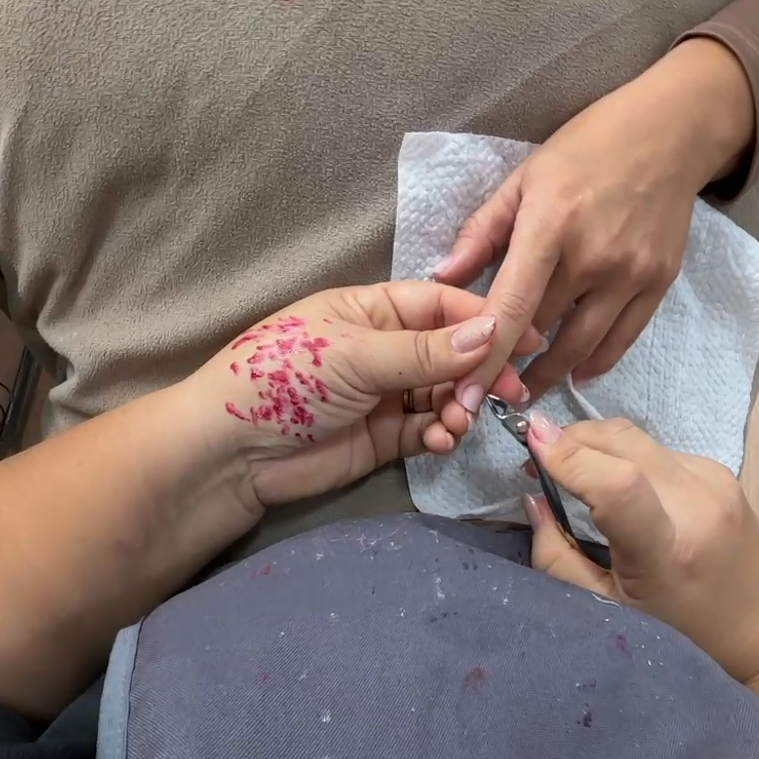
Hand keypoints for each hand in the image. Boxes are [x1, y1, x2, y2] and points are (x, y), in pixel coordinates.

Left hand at [184, 281, 542, 506]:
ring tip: (457, 421)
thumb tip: (491, 333)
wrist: (233, 453)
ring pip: (443, 394)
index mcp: (372, 310)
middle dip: (477, 371)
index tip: (525, 335)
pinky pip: (427, 430)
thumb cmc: (284, 380)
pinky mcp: (383, 438)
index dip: (482, 319)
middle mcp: (384, 349)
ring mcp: (384, 395)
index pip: (440, 305)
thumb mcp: (355, 355)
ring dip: (459, 407)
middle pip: (449, 353)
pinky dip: (440, 434)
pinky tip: (440, 441)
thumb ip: (424, 351)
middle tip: (508, 391)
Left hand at [436, 39, 754, 403]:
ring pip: (582, 347)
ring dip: (549, 376)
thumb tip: (443, 277)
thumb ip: (482, 232)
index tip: (467, 398)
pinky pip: (622, 339)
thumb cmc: (587, 149)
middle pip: (542, 333)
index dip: (486, 358)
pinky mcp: (658, 283)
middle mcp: (593, 257)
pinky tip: (574, 374)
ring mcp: (630, 274)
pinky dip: (595, 363)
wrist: (673, 130)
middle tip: (488, 390)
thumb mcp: (524, 179)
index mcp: (550, 226)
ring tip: (524, 393)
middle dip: (511, 368)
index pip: (513, 307)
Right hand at [520, 415, 758, 682]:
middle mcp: (697, 506)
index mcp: (667, 552)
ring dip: (596, 445)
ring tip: (572, 468)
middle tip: (538, 455)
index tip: (531, 439)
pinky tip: (619, 484)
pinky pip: (656, 450)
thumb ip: (558, 558)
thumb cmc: (681, 634)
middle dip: (572, 437)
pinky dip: (625, 457)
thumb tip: (533, 499)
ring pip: (637, 439)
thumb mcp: (607, 609)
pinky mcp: (721, 473)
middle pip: (622, 442)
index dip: (569, 455)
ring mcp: (715, 483)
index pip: (616, 484)